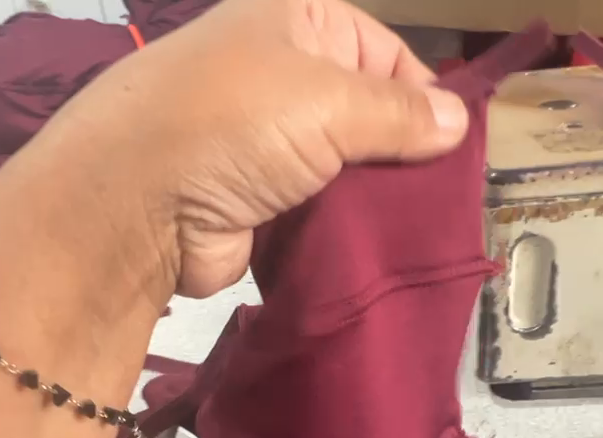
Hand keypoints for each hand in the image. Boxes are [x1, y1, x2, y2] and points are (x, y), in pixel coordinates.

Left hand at [24, 0, 469, 299]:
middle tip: (441, 201)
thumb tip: (459, 122)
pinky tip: (380, 249)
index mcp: (299, 23)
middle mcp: (287, 79)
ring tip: (419, 230)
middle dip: (402, 155)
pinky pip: (323, 212)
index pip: (383, 52)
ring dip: (377, 200)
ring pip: (348, 170)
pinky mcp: (267, 206)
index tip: (452, 148)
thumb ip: (398, 114)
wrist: (143, 204)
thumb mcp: (327, 101)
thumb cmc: (234, 123)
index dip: (421, 95)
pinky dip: (349, 229)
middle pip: (368, 115)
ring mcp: (274, 147)